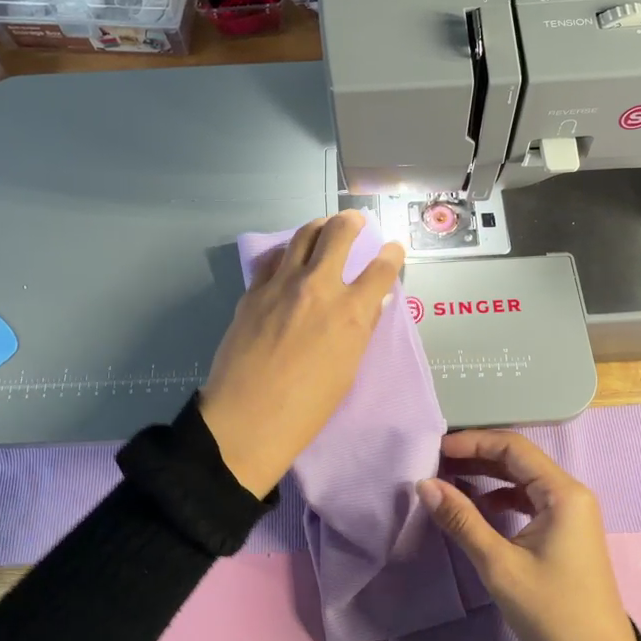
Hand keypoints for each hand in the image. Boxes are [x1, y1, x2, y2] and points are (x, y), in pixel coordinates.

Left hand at [199, 211, 403, 497]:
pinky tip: (287, 256)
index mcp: (350, 312)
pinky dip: (286, 252)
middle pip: (340, 234)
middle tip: (357, 220)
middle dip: (353, 221)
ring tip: (325, 226)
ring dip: (320, 226)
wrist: (246, 420)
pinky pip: (272, 258)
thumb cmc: (307, 409)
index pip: (381, 269)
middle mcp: (318, 287)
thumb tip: (370, 304)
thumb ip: (359, 330)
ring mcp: (281, 285)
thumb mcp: (347, 370)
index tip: (394, 248)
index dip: (392, 254)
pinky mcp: (253, 291)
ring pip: (303, 235)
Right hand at [418, 431, 636, 640]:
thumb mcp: (500, 567)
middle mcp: (570, 493)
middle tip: (436, 461)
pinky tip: (477, 507)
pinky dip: (501, 496)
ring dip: (487, 475)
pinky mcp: (566, 530)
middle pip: (517, 458)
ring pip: (522, 478)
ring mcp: (570, 512)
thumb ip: (462, 521)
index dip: (472, 442)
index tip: (436, 448)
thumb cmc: (552, 613)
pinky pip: (529, 498)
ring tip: (449, 479)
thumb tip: (425, 484)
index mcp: (562, 493)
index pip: (512, 447)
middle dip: (476, 456)